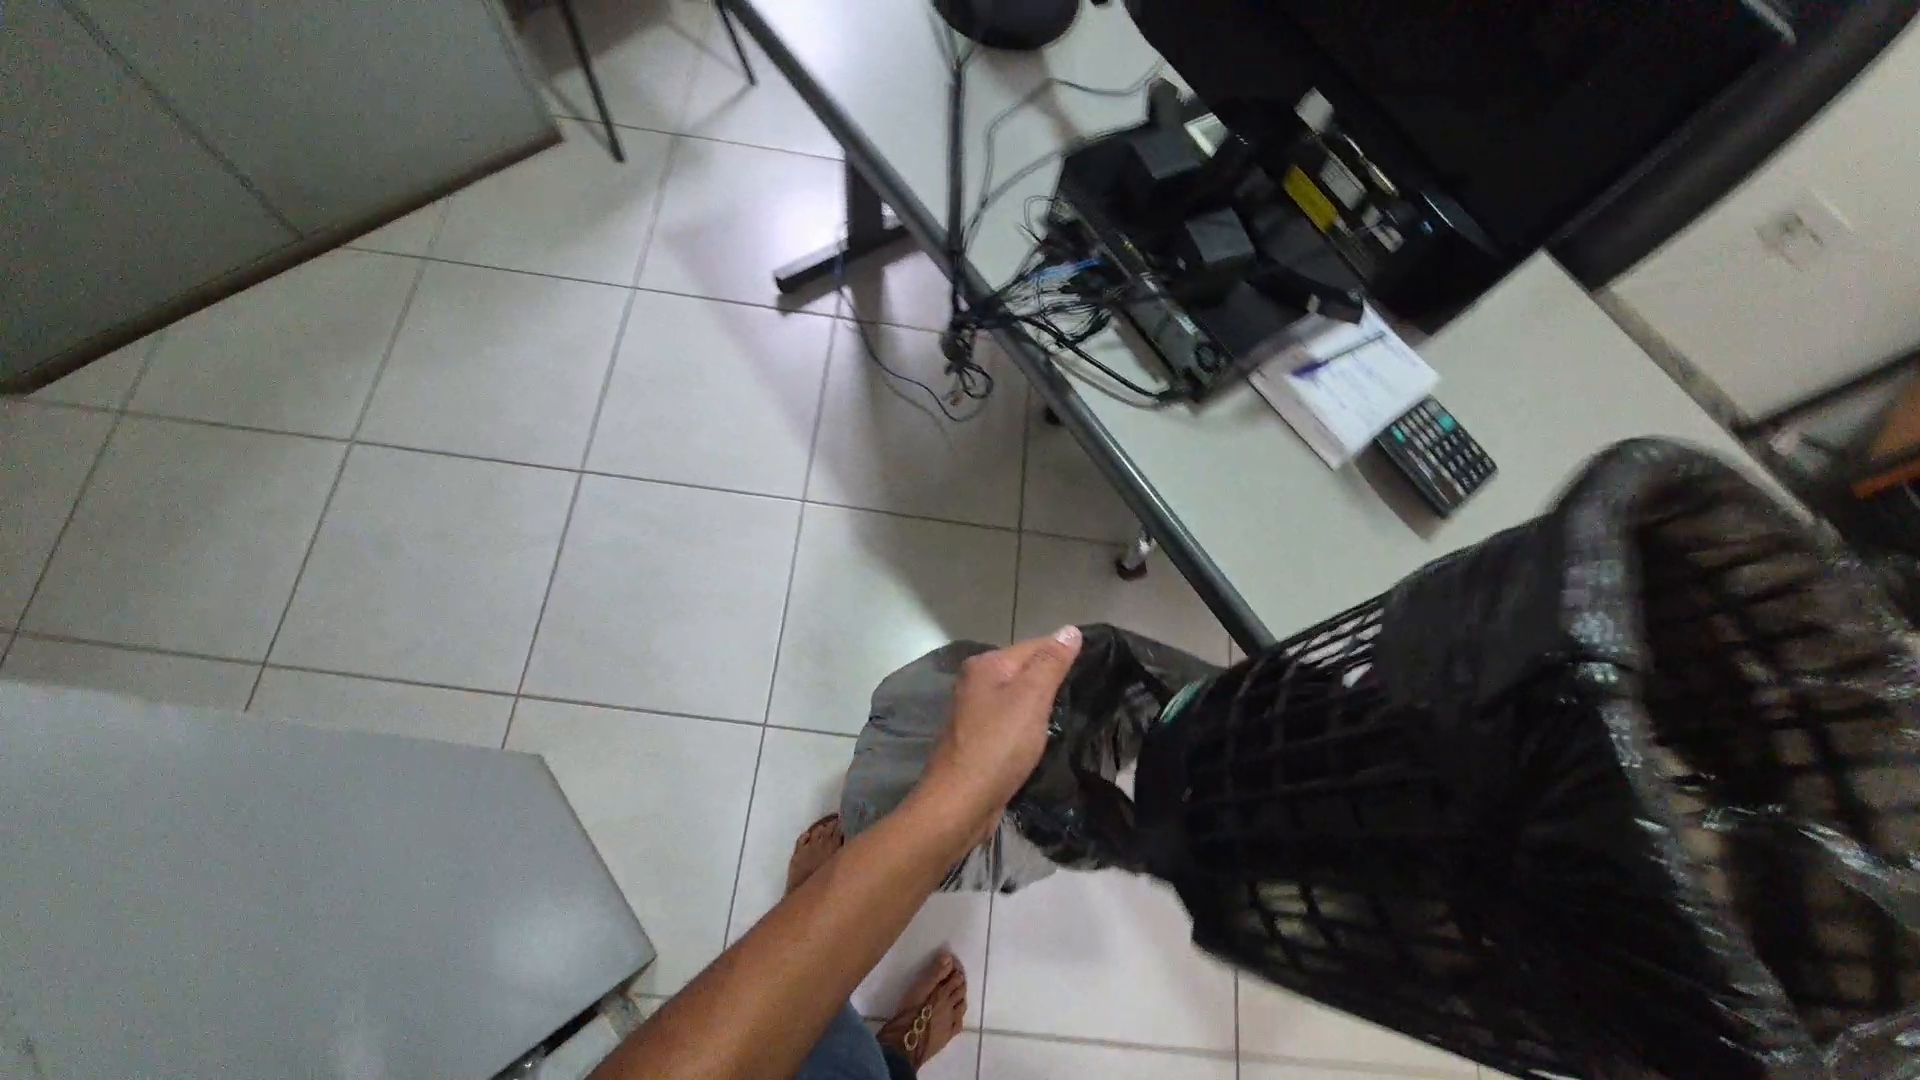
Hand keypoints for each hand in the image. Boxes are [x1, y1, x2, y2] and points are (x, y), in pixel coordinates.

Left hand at [917, 626, 1083, 837]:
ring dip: (1040, 706)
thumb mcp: (1031, 697)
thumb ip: (1051, 662)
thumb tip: (1070, 629)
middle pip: (1024, 671)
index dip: (1064, 655)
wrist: (960, 802)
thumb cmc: (999, 745)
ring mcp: (973, 711)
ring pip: (1017, 698)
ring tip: (1067, 716)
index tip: (1094, 669)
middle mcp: (975, 682)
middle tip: (1085, 695)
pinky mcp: (976, 738)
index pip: (1035, 646)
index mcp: (986, 665)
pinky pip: (1010, 722)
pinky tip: (1041, 737)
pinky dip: (1027, 726)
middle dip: (1052, 681)